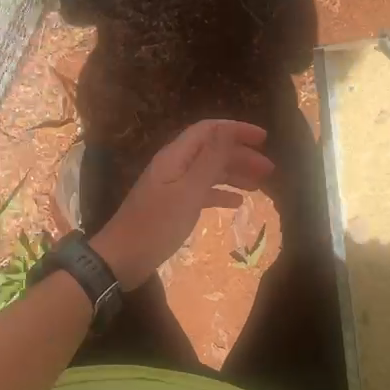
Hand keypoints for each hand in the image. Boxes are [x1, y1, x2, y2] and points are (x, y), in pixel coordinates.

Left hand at [89, 119, 273, 289]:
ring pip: (209, 171)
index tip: (264, 138)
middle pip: (212, 150)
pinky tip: (237, 203)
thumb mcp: (188, 192)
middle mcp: (175, 165)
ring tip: (260, 185)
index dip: (236, 129)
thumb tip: (228, 129)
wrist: (120, 259)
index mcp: (176, 156)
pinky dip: (220, 193)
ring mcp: (172, 185)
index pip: (209, 130)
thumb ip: (210, 160)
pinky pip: (202, 191)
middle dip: (241, 155)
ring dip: (234, 174)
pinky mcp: (172, 205)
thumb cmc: (155, 225)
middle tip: (269, 169)